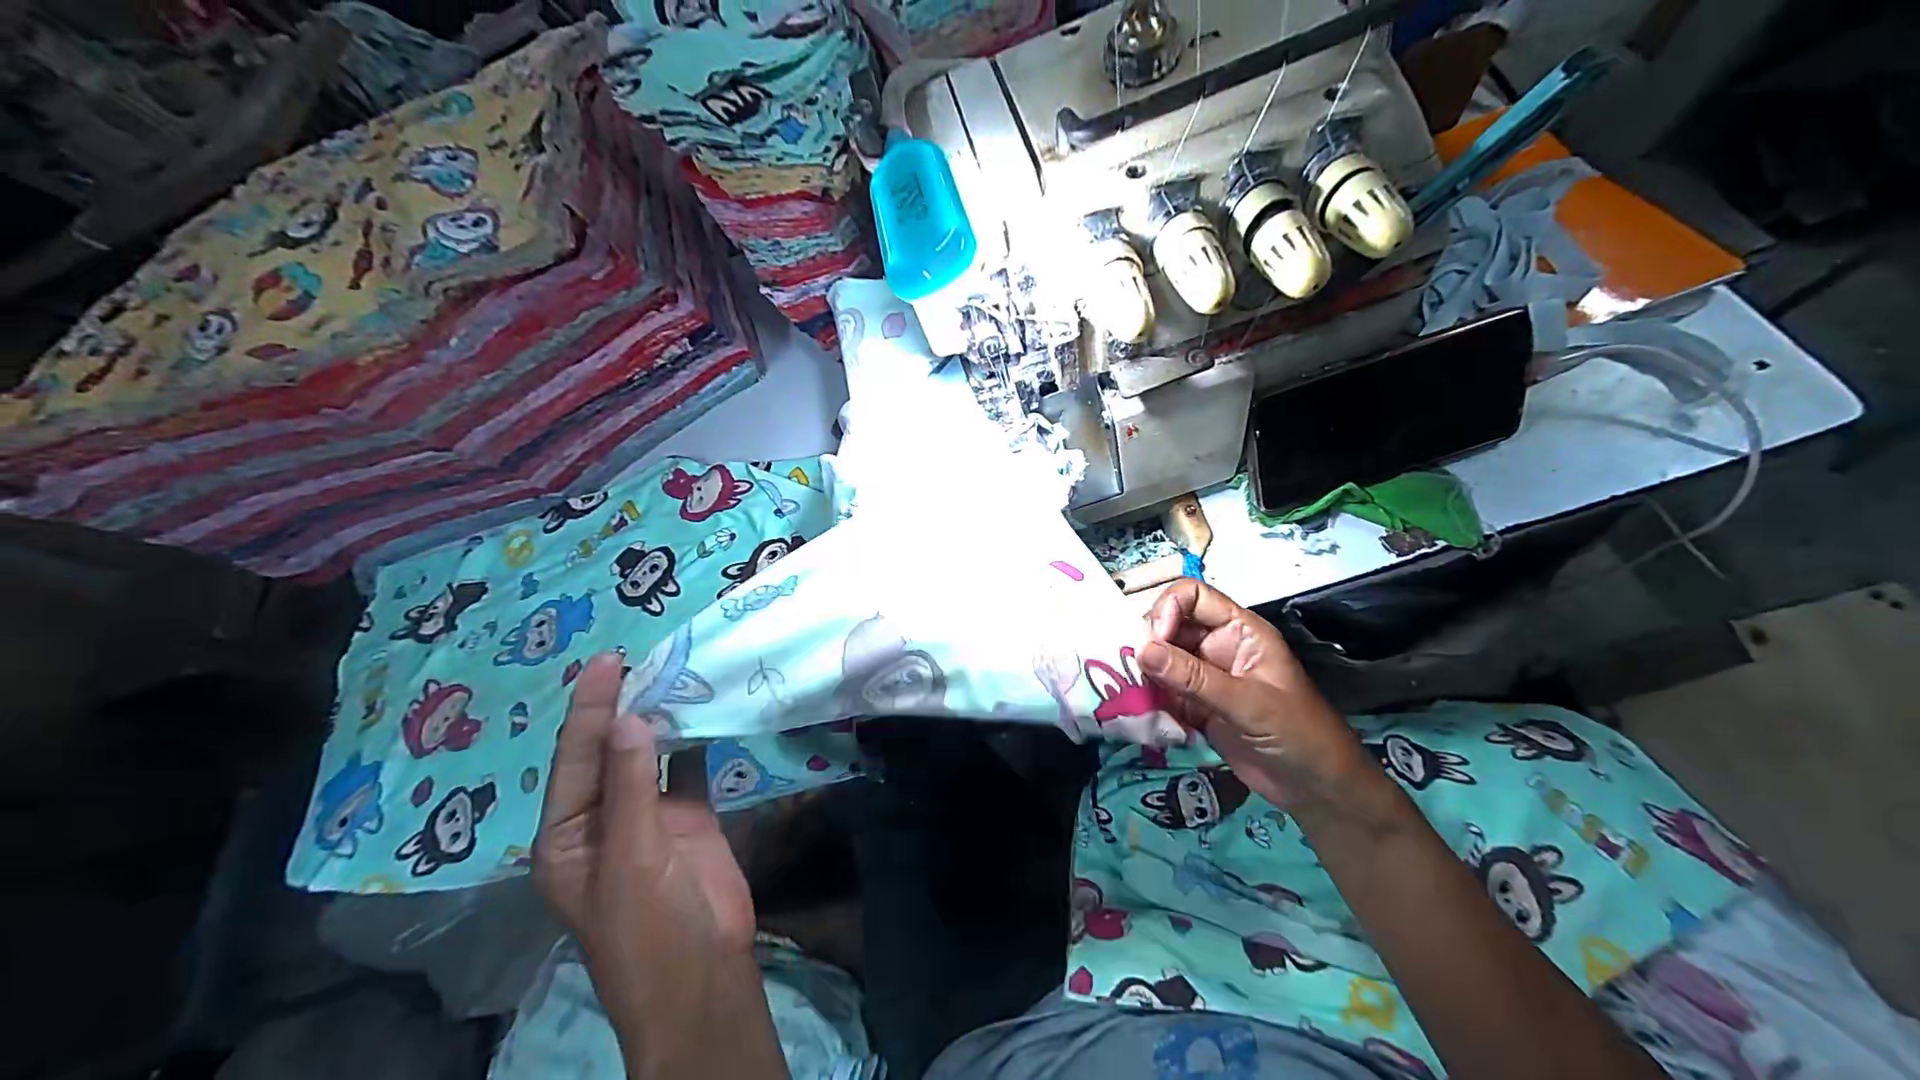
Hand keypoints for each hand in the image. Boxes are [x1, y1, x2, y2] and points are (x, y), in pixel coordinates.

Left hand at [534, 653, 783, 1077]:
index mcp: (568, 833)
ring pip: (649, 756)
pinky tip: (706, 708)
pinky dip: (695, 740)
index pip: (574, 759)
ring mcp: (649, 816)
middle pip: (609, 751)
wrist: (704, 974)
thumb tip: (629, 719)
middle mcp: (604, 817)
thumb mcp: (630, 859)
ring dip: (661, 718)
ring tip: (675, 670)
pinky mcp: (688, 817)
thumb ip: (630, 788)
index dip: (589, 709)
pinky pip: (687, 770)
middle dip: (622, 706)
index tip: (607, 662)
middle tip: (643, 654)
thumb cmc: (647, 929)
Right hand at [1139, 579, 1370, 811]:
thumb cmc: (1298, 734)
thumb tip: (1143, 651)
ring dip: (1144, 673)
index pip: (1193, 596)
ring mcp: (1204, 676)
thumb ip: (1195, 678)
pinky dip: (1149, 698)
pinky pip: (1161, 690)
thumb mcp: (1249, 703)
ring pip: (1160, 659)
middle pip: (1169, 626)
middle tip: (1136, 671)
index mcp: (1239, 630)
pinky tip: (1144, 712)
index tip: (1155, 641)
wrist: (1315, 788)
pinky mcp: (1194, 704)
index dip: (1168, 609)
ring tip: (1135, 693)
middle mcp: (1217, 646)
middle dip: (1149, 644)